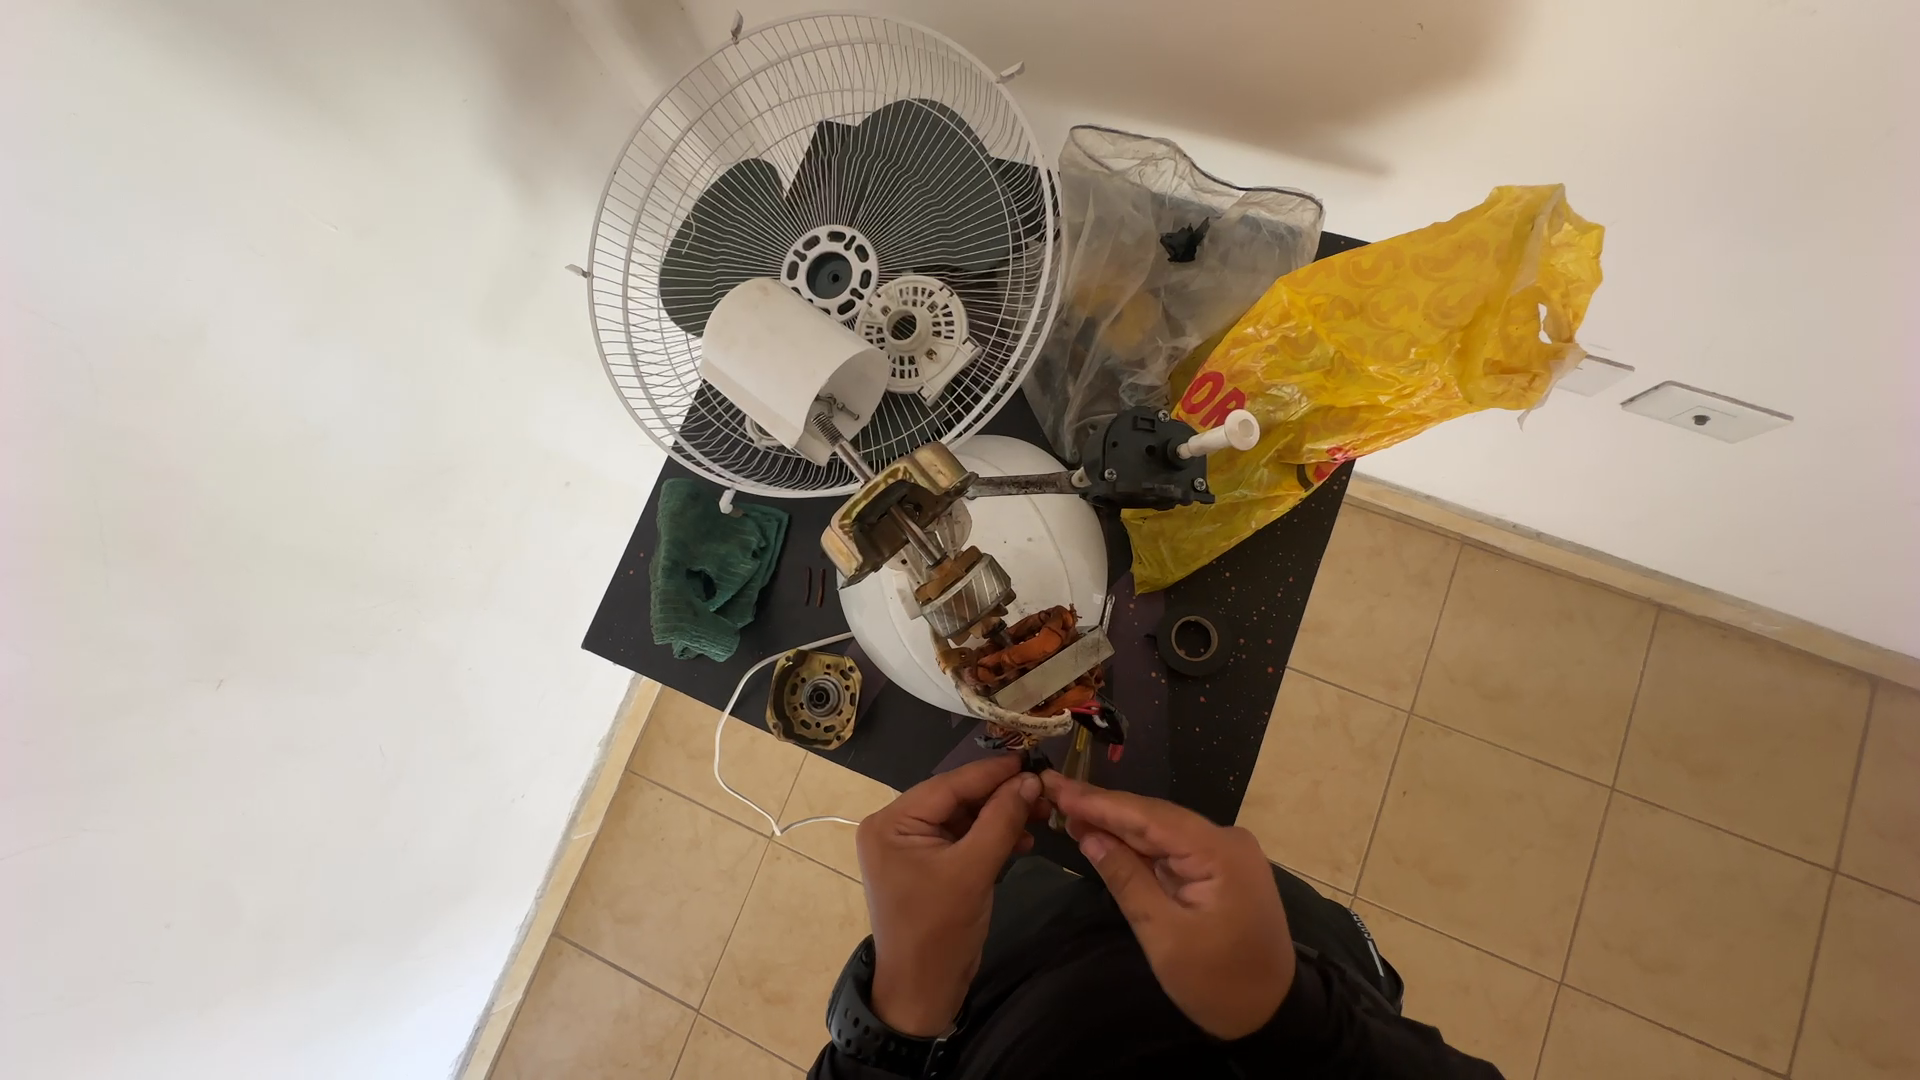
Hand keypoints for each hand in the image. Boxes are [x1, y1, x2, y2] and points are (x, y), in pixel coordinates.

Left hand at [855, 754, 1047, 1035]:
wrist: (922, 996)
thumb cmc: (939, 932)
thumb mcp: (972, 872)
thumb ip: (1001, 820)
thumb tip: (1030, 780)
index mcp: (891, 822)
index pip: (948, 785)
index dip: (991, 771)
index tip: (1029, 758)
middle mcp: (895, 826)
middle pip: (956, 798)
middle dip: (999, 794)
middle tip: (1041, 787)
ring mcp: (912, 846)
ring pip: (963, 817)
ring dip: (1000, 815)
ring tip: (1040, 811)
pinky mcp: (929, 864)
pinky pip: (963, 838)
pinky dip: (991, 836)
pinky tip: (1023, 837)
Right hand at [1042, 772, 1295, 1038]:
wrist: (1274, 1017)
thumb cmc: (1218, 983)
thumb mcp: (1164, 937)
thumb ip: (1126, 879)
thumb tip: (1089, 836)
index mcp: (1219, 852)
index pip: (1148, 817)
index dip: (1099, 801)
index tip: (1057, 785)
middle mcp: (1225, 839)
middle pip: (1154, 816)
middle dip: (1103, 806)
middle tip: (1054, 790)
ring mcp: (1224, 851)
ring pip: (1160, 829)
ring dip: (1116, 823)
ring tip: (1069, 809)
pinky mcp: (1219, 865)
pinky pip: (1171, 846)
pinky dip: (1137, 843)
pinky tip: (1104, 833)